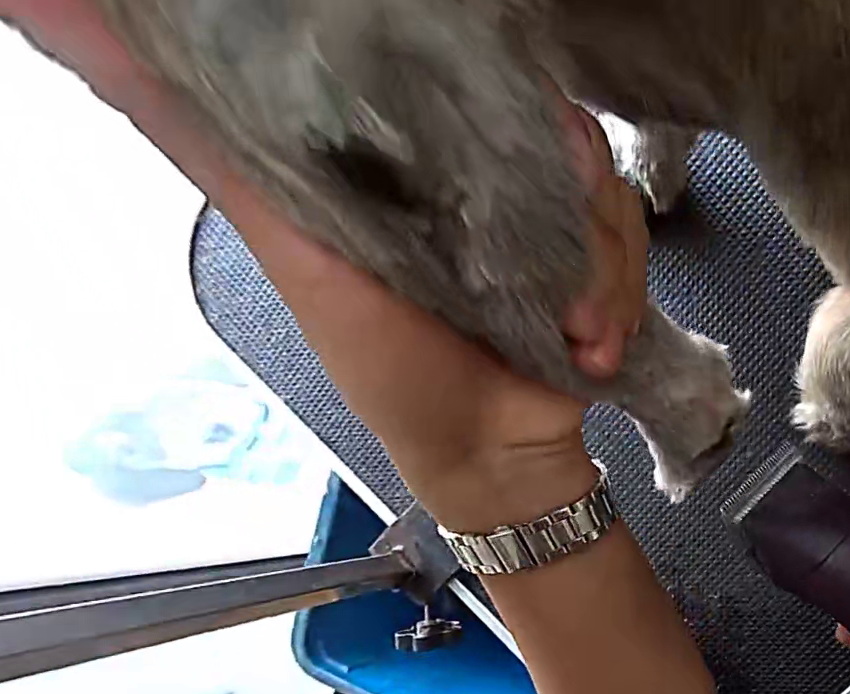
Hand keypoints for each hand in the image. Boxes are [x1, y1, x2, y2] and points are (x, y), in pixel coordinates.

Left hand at [0, 0, 649, 530]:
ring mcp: (554, 237)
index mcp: (419, 166)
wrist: (488, 455)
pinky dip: (623, 305)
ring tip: (575, 335)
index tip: (513, 134)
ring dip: (600, 277)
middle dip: (570, 208)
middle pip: (559, 137)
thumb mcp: (297, 256)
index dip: (499, 96)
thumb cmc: (393, 372)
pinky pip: (636, 259)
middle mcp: (492, 188)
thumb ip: (213, 144)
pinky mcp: (599, 281)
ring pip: (608, 201)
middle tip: (552, 282)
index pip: (471, 82)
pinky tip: (595, 349)